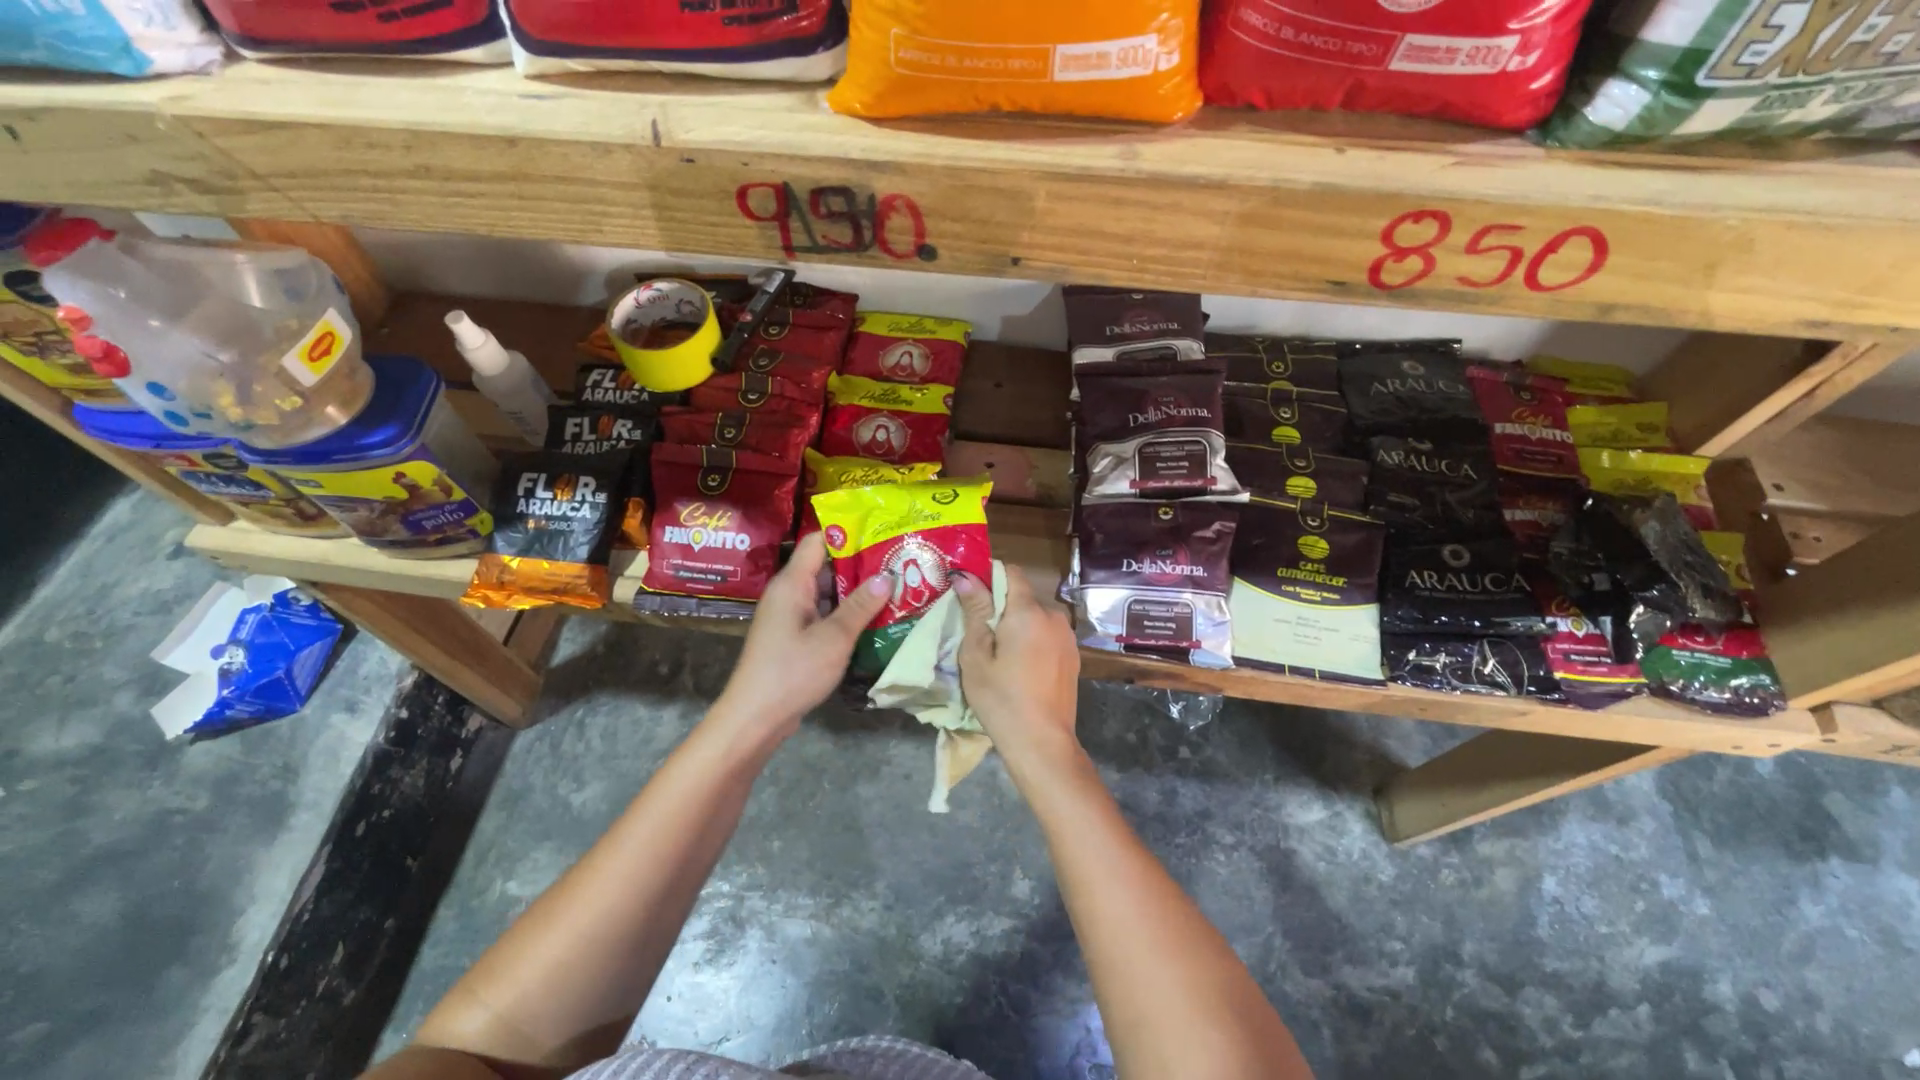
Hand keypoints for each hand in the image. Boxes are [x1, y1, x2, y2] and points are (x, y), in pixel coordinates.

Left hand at [710, 532, 891, 742]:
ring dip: (857, 593)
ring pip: (827, 594)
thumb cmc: (793, 671)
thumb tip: (886, 575)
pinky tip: (874, 621)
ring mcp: (790, 617)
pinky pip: (823, 615)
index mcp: (792, 583)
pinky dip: (846, 615)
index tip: (882, 533)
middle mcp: (788, 593)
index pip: (818, 541)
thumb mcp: (834, 638)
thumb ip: (861, 606)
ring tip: (895, 589)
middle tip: (899, 563)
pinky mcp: (794, 638)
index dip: (848, 533)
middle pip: (826, 567)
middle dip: (861, 565)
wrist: (756, 716)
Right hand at [953, 567, 1081, 770]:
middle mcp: (1053, 616)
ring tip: (1000, 655)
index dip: (990, 578)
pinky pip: (1047, 637)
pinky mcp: (1073, 657)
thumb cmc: (1001, 698)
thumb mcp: (976, 655)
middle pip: (1023, 597)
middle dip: (1002, 608)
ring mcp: (1067, 637)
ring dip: (1018, 627)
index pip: (1011, 572)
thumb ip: (974, 611)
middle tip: (979, 634)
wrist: (1041, 742)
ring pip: (1036, 618)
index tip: (972, 598)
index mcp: (1028, 611)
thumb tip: (965, 576)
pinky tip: (1021, 668)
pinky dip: (1032, 643)